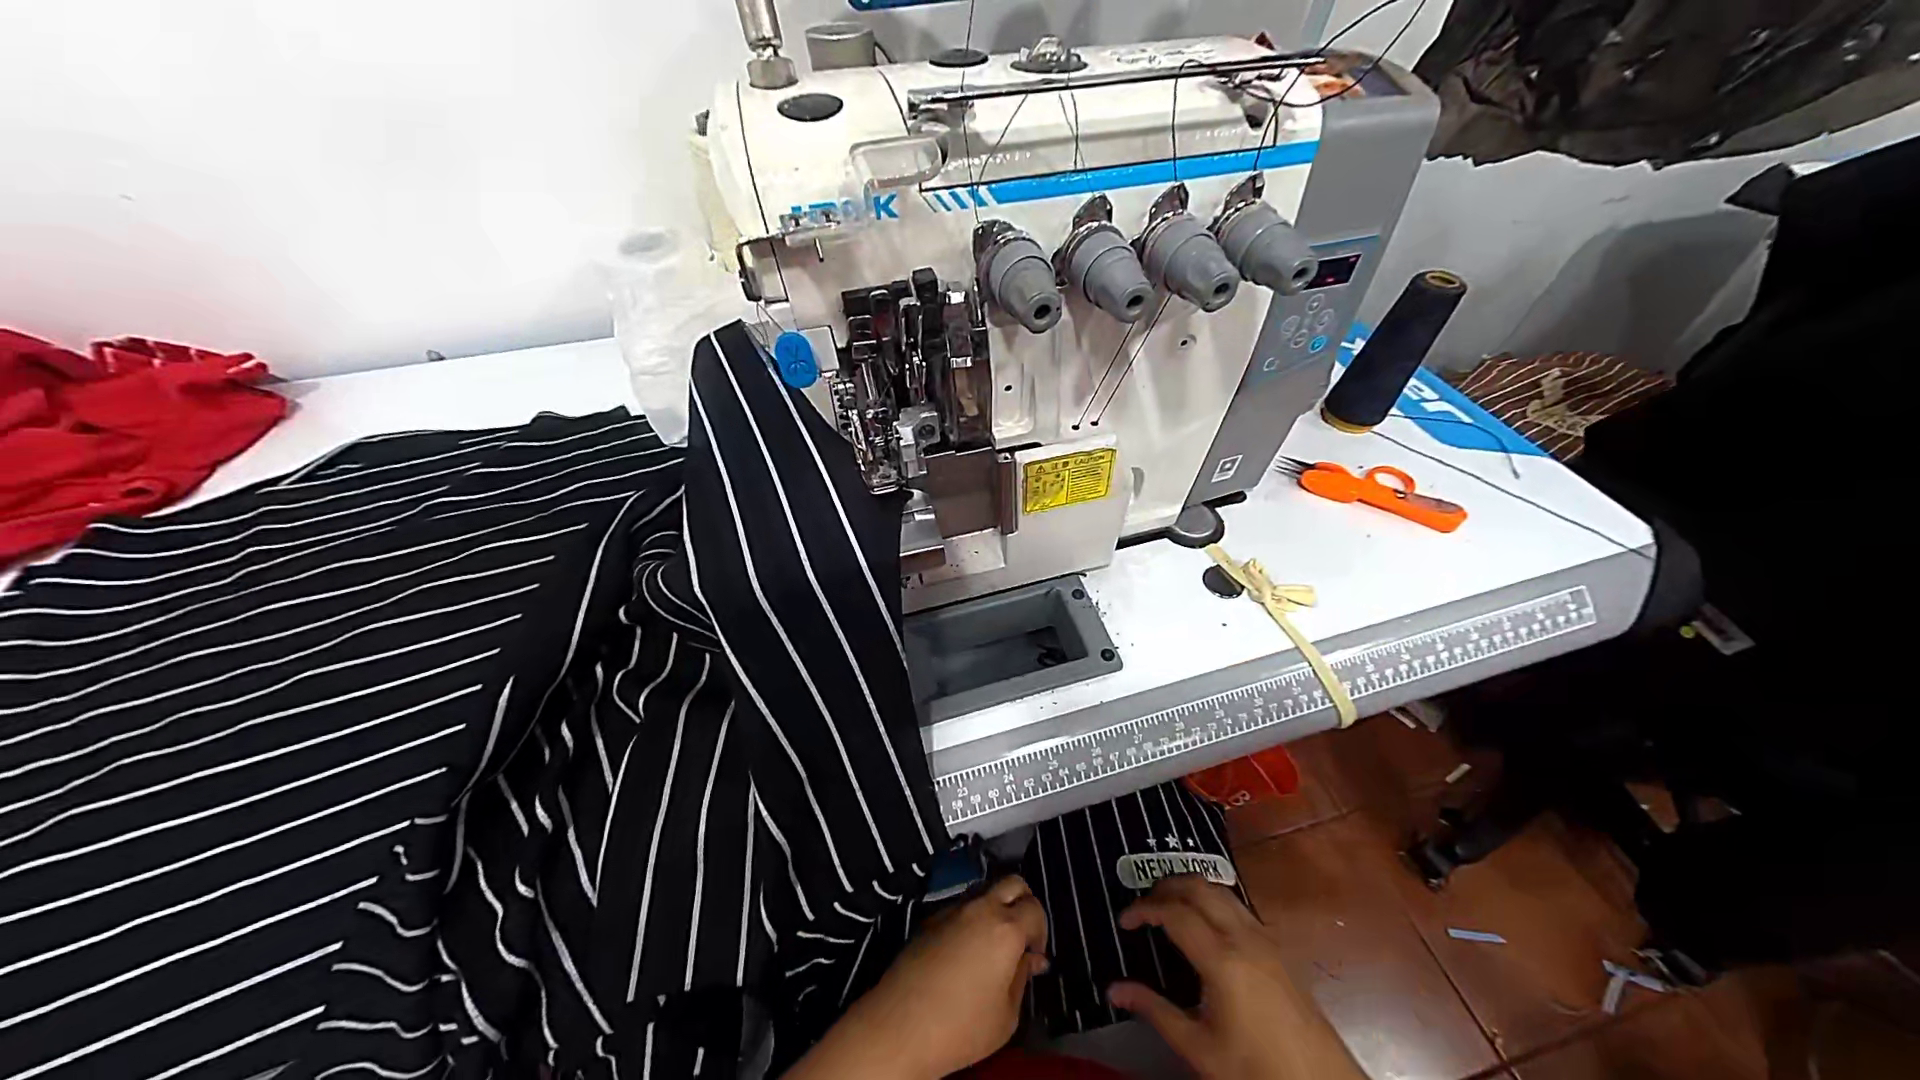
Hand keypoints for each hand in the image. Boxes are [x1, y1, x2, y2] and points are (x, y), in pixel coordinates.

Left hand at [786, 875, 1048, 1079]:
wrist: (899, 1026)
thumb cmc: (959, 1027)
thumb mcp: (1007, 1015)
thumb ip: (1022, 978)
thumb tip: (1031, 960)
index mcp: (1005, 928)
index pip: (1036, 909)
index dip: (1042, 931)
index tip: (1036, 954)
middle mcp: (980, 909)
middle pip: (1013, 882)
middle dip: (1025, 902)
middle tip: (1023, 935)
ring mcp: (952, 910)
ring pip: (985, 891)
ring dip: (997, 908)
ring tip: (995, 944)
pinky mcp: (930, 919)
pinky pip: (961, 907)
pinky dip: (973, 918)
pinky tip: (968, 951)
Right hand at [1108, 875, 1363, 1079]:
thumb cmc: (1256, 1069)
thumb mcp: (1199, 1047)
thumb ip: (1155, 1011)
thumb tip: (1113, 990)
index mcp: (1221, 959)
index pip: (1174, 912)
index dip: (1143, 909)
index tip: (1123, 921)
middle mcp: (1244, 936)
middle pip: (1198, 887)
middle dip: (1164, 887)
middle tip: (1143, 907)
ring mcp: (1265, 938)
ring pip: (1220, 890)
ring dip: (1189, 888)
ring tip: (1167, 908)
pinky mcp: (1277, 947)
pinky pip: (1237, 905)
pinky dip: (1211, 900)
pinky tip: (1203, 924)